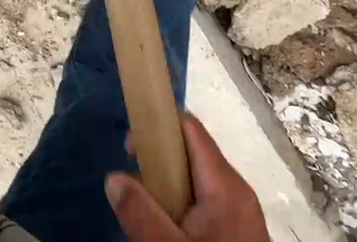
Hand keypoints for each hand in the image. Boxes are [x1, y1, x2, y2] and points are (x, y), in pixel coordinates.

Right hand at [105, 114, 270, 241]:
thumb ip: (138, 211)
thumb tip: (114, 178)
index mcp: (225, 185)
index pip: (189, 128)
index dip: (157, 126)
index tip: (130, 148)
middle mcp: (238, 192)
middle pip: (191, 154)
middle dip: (158, 164)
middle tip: (134, 188)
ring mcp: (242, 215)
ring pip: (195, 182)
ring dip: (166, 191)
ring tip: (148, 216)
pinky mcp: (239, 234)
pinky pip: (204, 205)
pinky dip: (181, 209)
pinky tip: (168, 233)